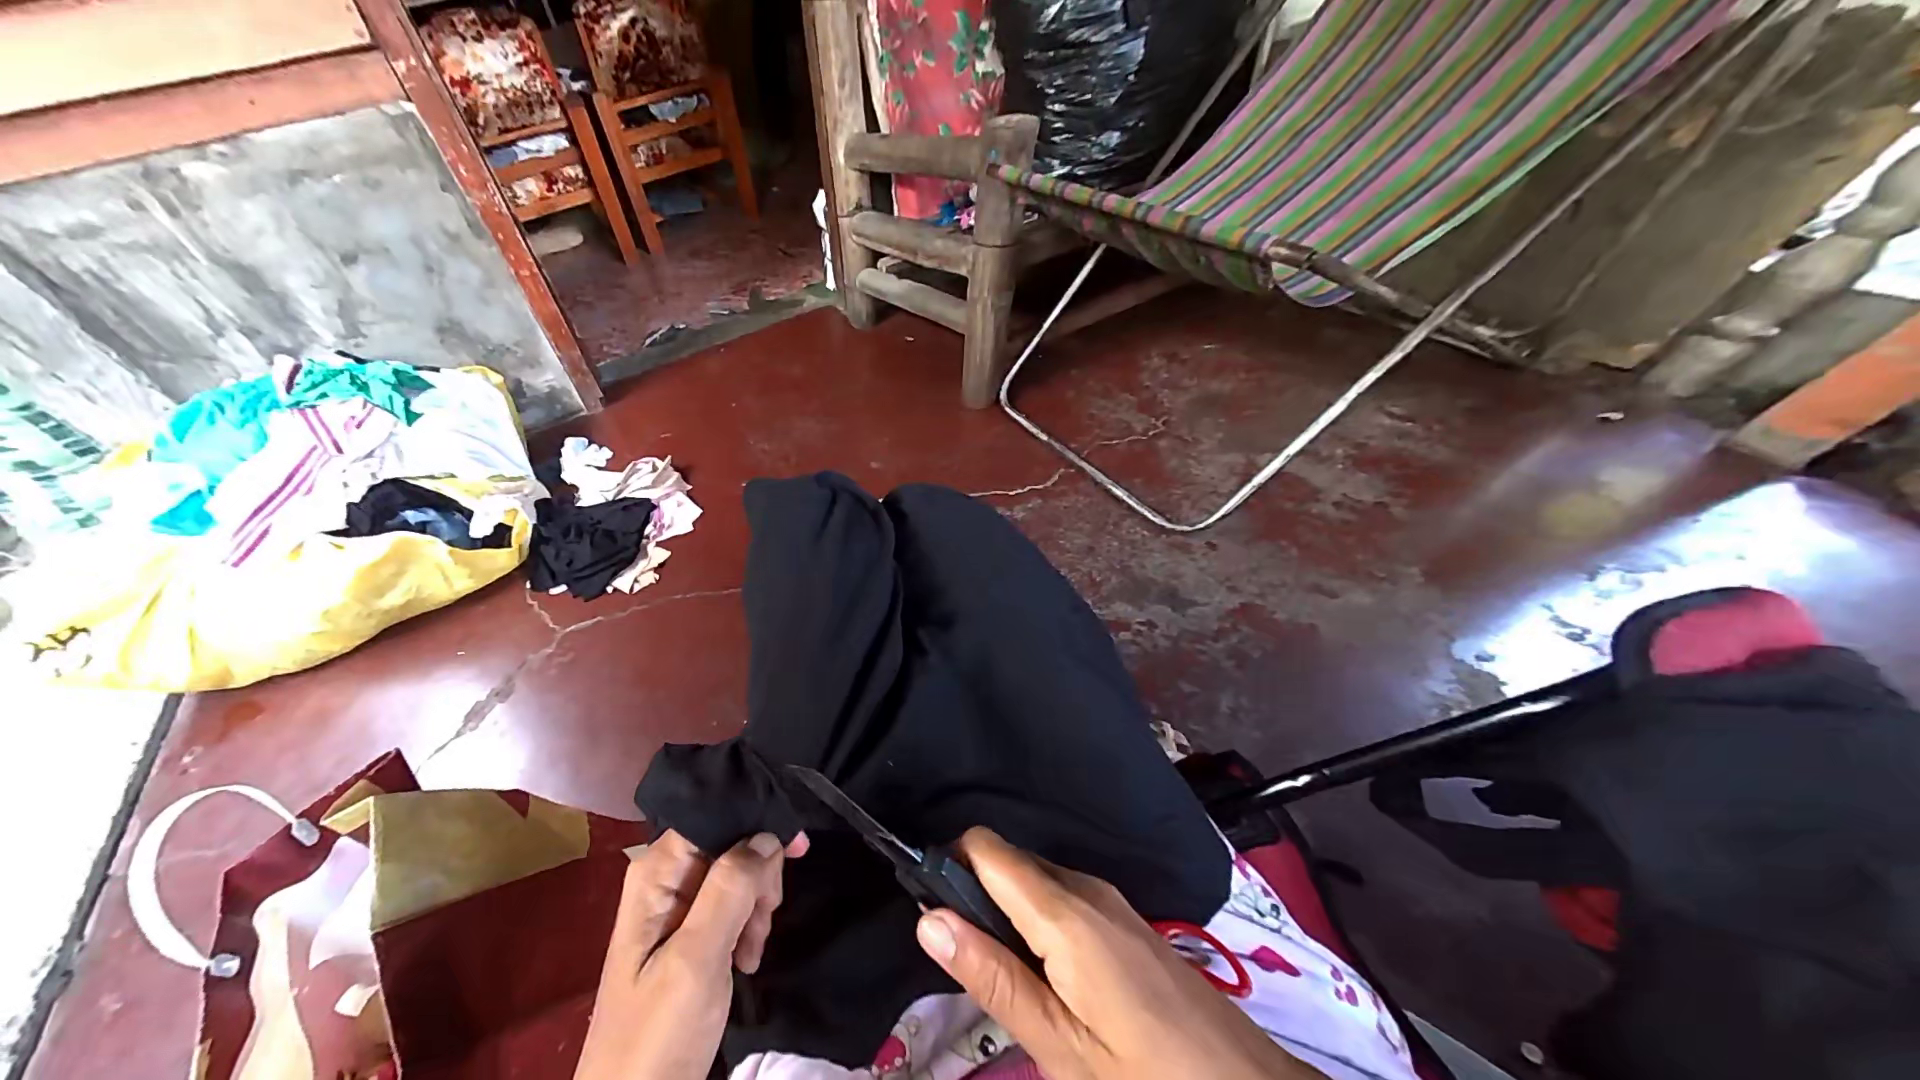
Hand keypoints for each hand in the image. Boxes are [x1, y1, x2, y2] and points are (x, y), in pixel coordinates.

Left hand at [574, 828, 807, 1079]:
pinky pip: (733, 903)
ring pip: (739, 872)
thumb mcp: (697, 960)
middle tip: (764, 920)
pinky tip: (748, 955)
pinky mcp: (689, 931)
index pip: (717, 814)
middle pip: (733, 841)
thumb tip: (766, 834)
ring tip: (753, 948)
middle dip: (760, 875)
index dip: (759, 824)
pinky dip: (750, 923)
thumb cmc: (659, 1032)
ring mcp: (676, 905)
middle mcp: (665, 878)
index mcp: (657, 872)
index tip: (798, 851)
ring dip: (758, 904)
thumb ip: (730, 889)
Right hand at [916, 828, 1318, 1079]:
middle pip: (1005, 859)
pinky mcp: (1121, 915)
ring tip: (996, 973)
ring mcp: (1108, 897)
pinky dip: (1032, 918)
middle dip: (970, 892)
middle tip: (959, 959)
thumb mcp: (1058, 1043)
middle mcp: (1084, 885)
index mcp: (1063, 910)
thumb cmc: (1146, 1075)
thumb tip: (927, 918)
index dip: (946, 864)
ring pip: (1031, 878)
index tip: (924, 907)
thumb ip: (992, 975)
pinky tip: (1039, 972)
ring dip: (1000, 909)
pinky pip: (1059, 895)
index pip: (984, 846)